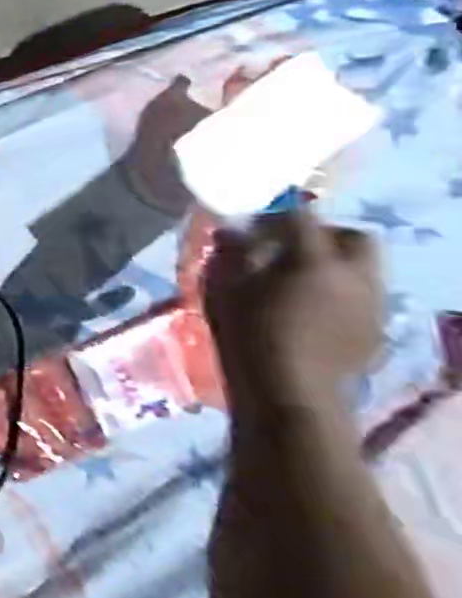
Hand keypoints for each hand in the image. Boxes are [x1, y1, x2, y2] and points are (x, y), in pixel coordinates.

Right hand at [203, 206, 382, 407]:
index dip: (277, 211)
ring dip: (332, 263)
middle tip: (284, 245)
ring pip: (362, 267)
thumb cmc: (246, 330)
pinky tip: (306, 306)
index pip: (303, 217)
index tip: (253, 216)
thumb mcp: (222, 286)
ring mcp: (372, 303)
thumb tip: (232, 231)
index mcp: (315, 261)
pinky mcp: (374, 326)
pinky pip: (360, 294)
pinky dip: (336, 290)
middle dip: (323, 234)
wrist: (287, 387)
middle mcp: (356, 276)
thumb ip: (231, 253)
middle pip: (354, 238)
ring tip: (293, 277)